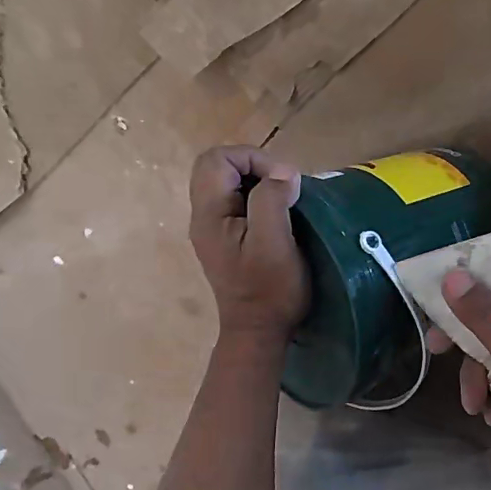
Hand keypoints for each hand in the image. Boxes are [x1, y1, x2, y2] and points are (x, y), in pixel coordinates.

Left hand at [188, 146, 309, 342]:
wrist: (259, 331)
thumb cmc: (269, 289)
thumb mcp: (274, 242)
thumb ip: (273, 200)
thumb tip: (284, 174)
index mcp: (209, 214)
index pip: (218, 158)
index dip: (254, 158)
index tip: (284, 182)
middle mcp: (205, 216)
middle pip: (218, 166)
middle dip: (255, 166)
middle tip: (284, 186)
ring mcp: (215, 228)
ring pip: (228, 182)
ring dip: (259, 181)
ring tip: (285, 199)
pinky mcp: (228, 238)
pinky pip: (237, 201)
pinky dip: (259, 197)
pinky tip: (279, 214)